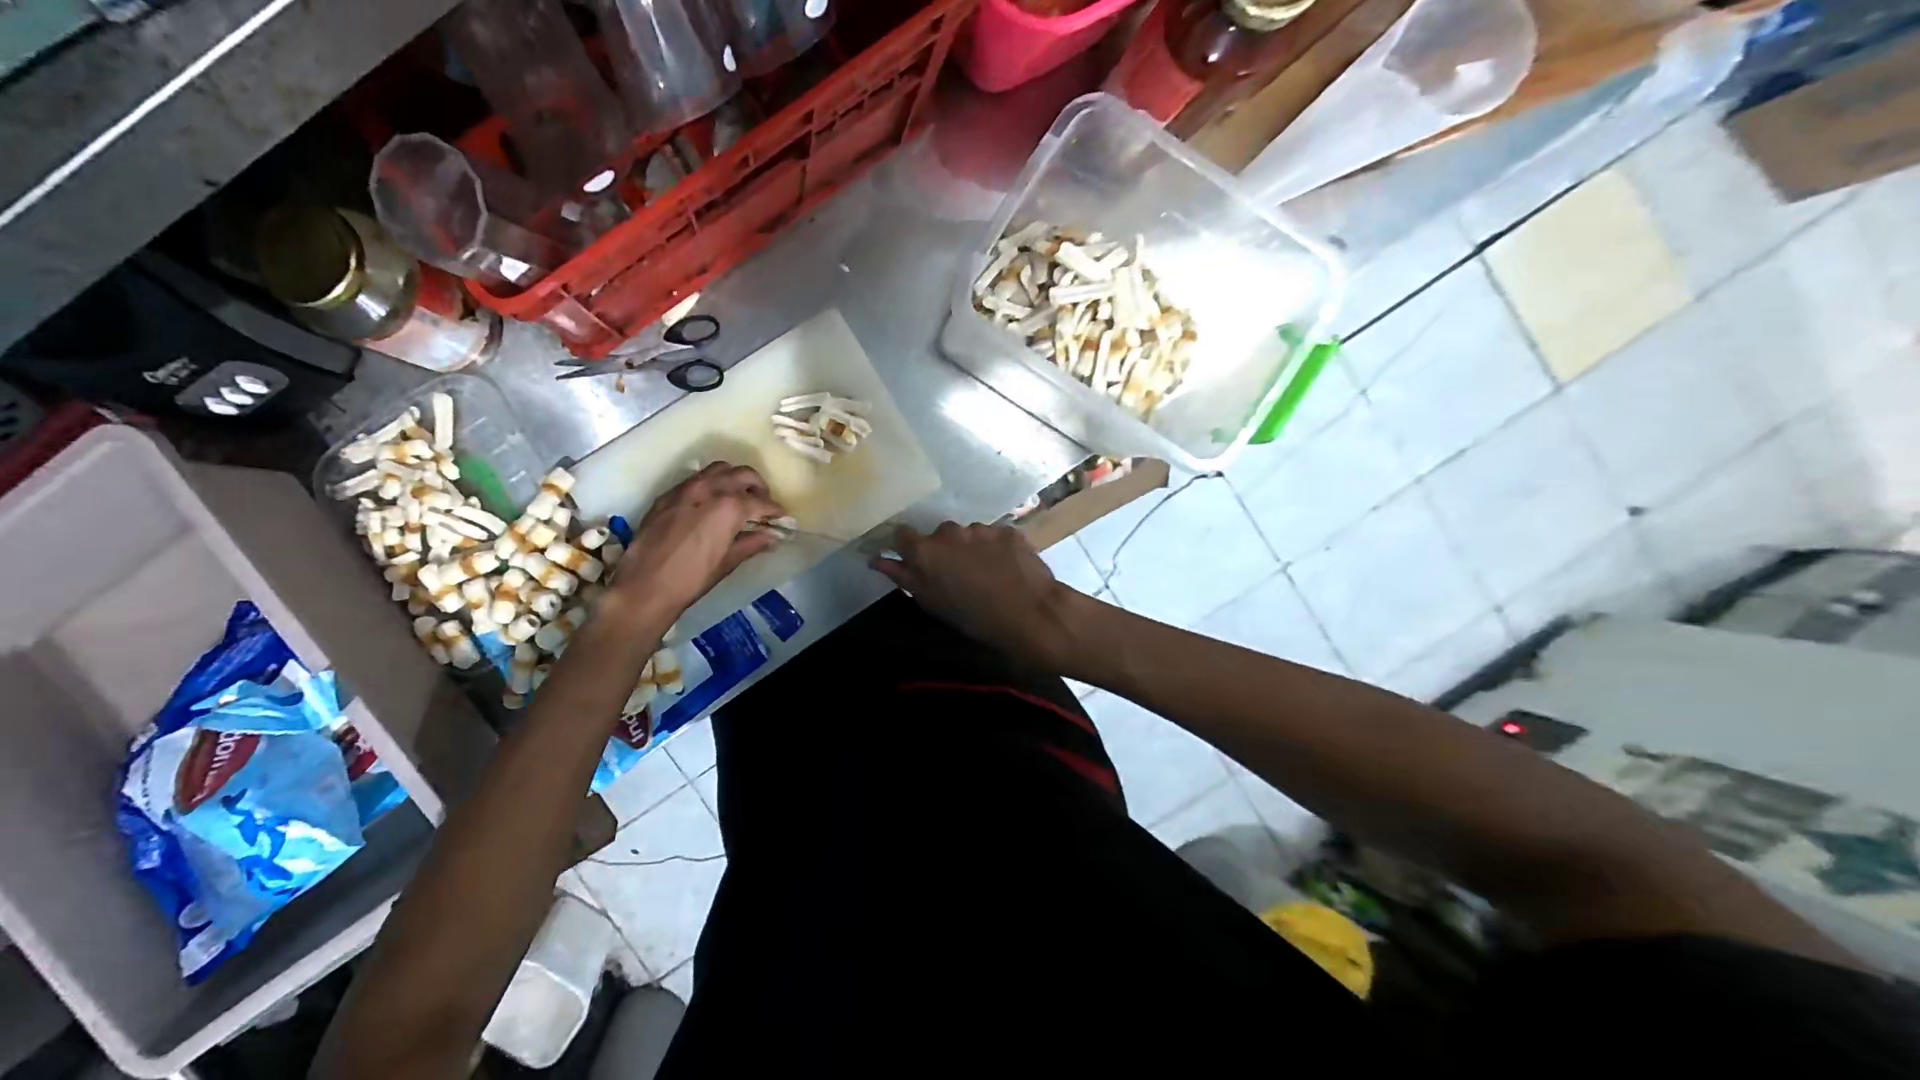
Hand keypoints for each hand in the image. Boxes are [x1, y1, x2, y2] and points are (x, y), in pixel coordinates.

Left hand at [612, 463, 786, 621]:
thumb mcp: (728, 561)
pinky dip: (710, 484)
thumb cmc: (693, 578)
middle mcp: (710, 489)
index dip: (775, 510)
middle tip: (762, 504)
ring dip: (734, 478)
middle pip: (743, 474)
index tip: (782, 517)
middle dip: (758, 487)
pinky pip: (696, 479)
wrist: (645, 585)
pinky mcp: (668, 495)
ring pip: (719, 469)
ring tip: (738, 496)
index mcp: (730, 506)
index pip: (762, 502)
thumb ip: (752, 543)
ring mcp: (686, 488)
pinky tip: (710, 503)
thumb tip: (771, 537)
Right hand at [869, 522, 1090, 670]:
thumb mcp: (931, 602)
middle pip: (938, 536)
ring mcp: (982, 529)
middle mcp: (950, 532)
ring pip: (968, 536)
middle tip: (956, 577)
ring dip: (971, 549)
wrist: (1030, 613)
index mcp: (926, 550)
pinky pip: (994, 537)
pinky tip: (1006, 570)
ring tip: (986, 575)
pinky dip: (996, 550)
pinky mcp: (1008, 531)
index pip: (902, 534)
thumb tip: (875, 559)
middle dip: (944, 551)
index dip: (906, 547)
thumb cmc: (974, 617)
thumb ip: (902, 576)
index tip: (913, 561)